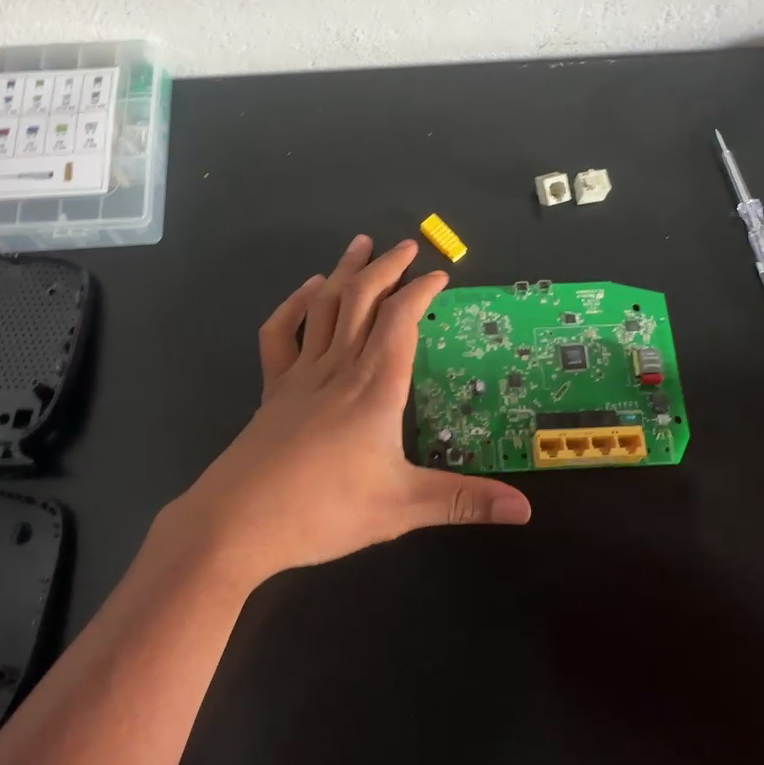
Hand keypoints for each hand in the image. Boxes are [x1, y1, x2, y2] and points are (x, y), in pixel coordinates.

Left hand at [161, 235, 531, 588]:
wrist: (238, 520)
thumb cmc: (324, 511)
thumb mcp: (402, 509)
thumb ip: (463, 502)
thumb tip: (525, 509)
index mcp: (376, 387)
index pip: (400, 320)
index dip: (420, 291)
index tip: (438, 275)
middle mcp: (339, 369)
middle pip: (362, 299)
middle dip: (386, 268)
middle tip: (406, 245)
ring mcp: (300, 375)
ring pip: (324, 306)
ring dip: (344, 272)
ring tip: (360, 244)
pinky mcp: (273, 390)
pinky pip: (280, 334)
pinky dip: (294, 305)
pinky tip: (307, 291)